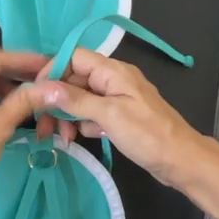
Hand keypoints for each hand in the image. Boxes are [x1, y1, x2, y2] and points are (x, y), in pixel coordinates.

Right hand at [38, 48, 218, 188]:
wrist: (181, 161)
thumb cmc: (148, 135)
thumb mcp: (109, 115)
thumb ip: (76, 100)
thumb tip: (45, 86)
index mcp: (113, 72)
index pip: (74, 57)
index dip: (52, 71)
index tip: (36, 94)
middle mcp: (113, 80)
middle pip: (74, 79)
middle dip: (57, 100)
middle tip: (44, 126)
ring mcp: (117, 98)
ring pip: (81, 99)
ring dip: (67, 115)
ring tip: (62, 137)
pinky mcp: (119, 117)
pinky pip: (92, 113)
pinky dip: (82, 124)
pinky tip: (78, 139)